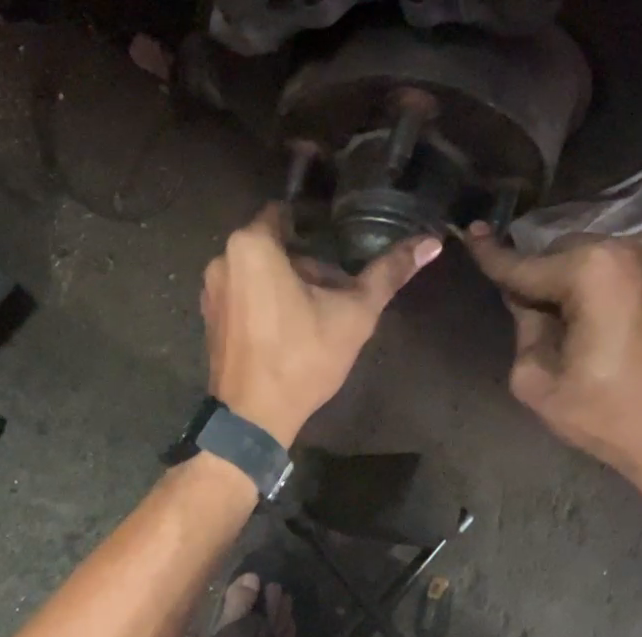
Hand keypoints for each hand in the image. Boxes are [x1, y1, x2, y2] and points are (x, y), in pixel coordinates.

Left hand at [202, 205, 441, 444]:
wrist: (253, 418)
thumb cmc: (301, 360)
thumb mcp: (353, 314)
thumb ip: (388, 273)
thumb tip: (432, 242)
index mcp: (252, 245)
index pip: (289, 213)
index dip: (319, 223)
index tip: (343, 239)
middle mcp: (222, 259)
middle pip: (272, 244)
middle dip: (305, 259)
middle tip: (338, 282)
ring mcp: (211, 292)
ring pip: (256, 272)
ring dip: (285, 282)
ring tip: (319, 306)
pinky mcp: (210, 319)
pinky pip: (242, 296)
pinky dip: (265, 301)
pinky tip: (291, 326)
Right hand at [463, 223, 641, 494]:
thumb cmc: (611, 416)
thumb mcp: (539, 383)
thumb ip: (524, 332)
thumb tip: (529, 306)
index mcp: (594, 270)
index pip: (526, 264)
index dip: (492, 256)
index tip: (470, 234)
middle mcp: (637, 247)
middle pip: (568, 253)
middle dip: (546, 279)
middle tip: (536, 320)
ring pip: (604, 259)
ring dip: (583, 284)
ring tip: (580, 327)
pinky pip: (638, 270)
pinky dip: (617, 288)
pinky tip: (615, 326)